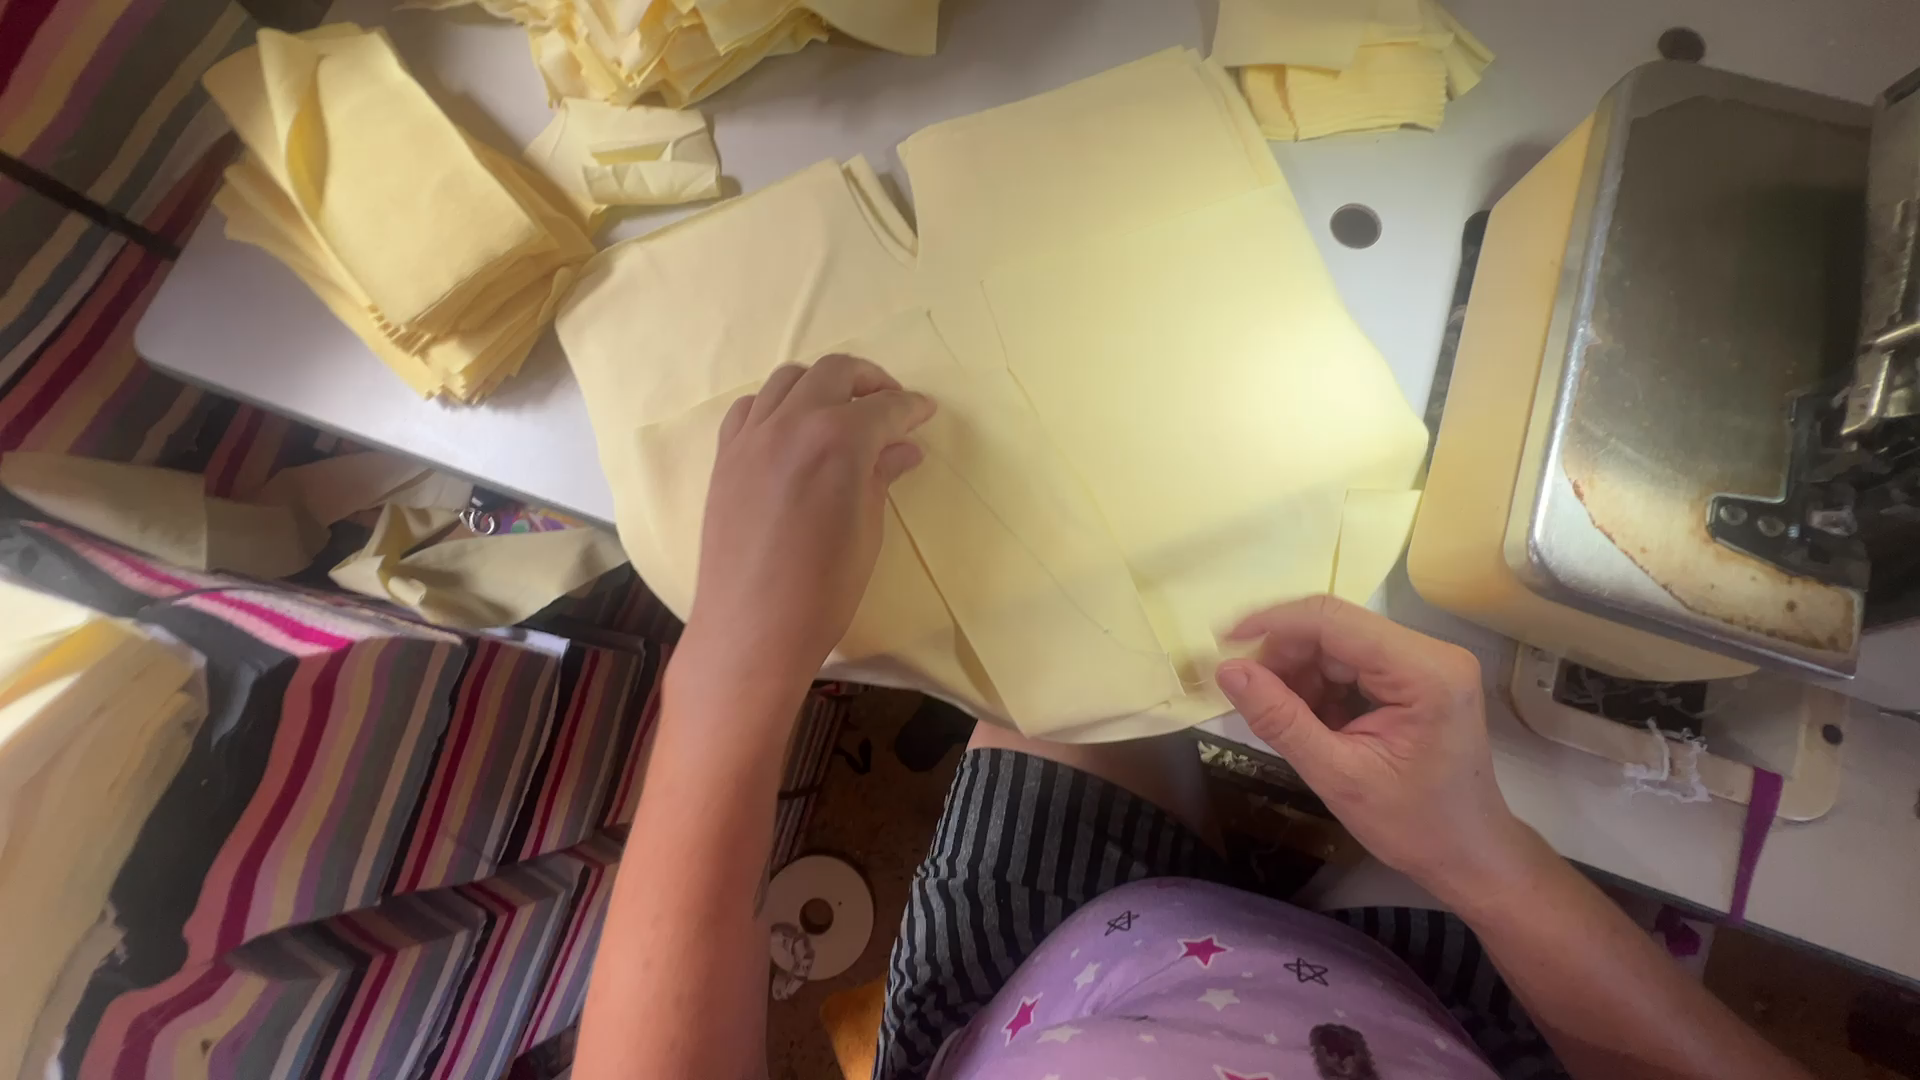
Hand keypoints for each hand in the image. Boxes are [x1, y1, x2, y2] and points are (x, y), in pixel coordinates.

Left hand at [688, 355, 934, 685]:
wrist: (752, 629)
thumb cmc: (824, 590)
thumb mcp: (868, 532)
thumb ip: (880, 476)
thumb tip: (903, 448)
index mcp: (838, 440)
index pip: (885, 407)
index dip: (912, 408)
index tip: (926, 413)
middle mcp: (792, 422)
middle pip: (835, 372)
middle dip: (870, 381)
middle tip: (890, 405)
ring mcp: (752, 436)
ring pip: (788, 379)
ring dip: (822, 385)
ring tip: (841, 412)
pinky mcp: (725, 456)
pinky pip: (751, 408)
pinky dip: (777, 405)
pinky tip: (791, 430)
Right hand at [1213, 595, 1534, 899]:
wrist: (1471, 857)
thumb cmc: (1415, 826)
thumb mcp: (1337, 776)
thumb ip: (1279, 720)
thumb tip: (1227, 670)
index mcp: (1423, 672)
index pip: (1332, 621)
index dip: (1272, 624)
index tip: (1224, 643)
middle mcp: (1428, 652)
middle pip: (1331, 629)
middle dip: (1282, 657)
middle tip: (1249, 695)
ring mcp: (1421, 661)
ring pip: (1332, 643)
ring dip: (1296, 674)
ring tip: (1284, 719)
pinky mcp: (1411, 673)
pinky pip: (1345, 660)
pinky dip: (1315, 685)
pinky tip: (1309, 719)